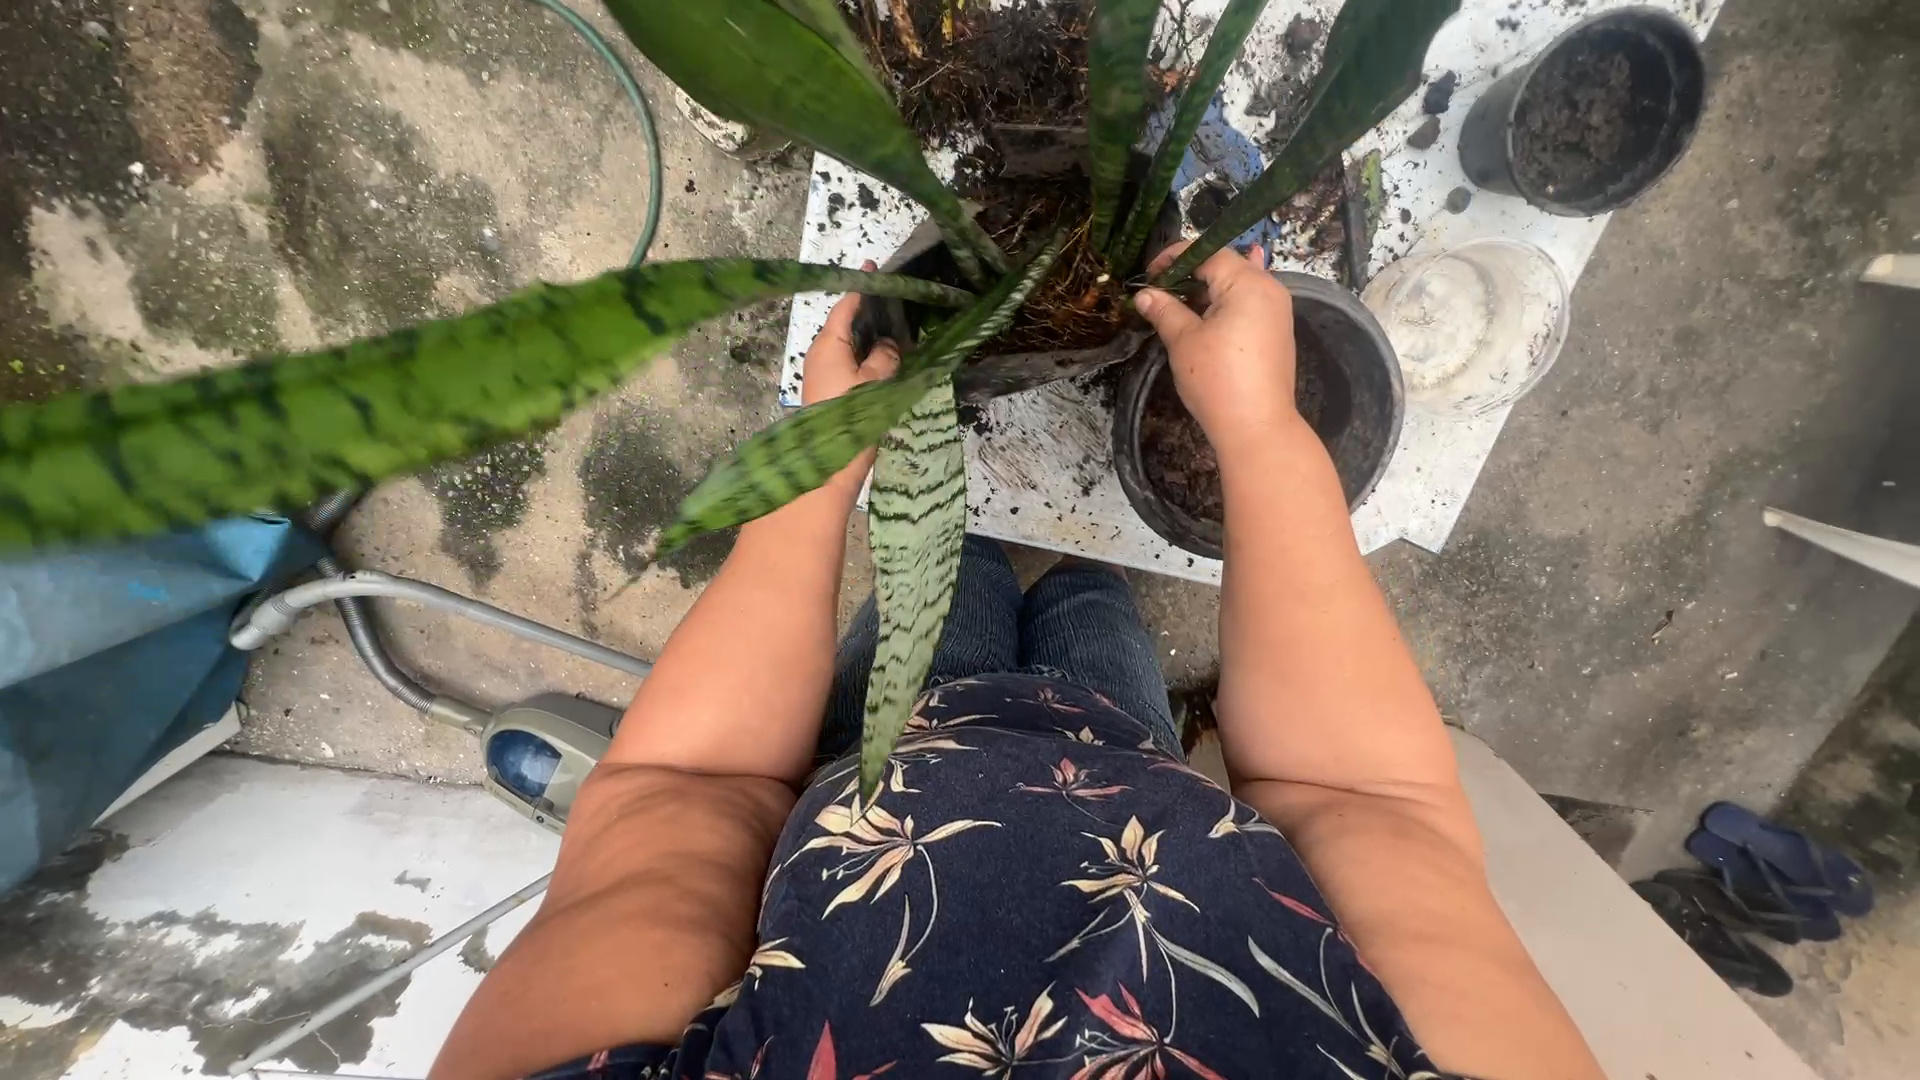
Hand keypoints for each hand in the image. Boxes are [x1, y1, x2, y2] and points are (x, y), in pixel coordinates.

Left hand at [797, 265, 902, 497]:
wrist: (829, 463)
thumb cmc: (850, 416)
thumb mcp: (876, 382)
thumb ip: (886, 356)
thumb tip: (889, 345)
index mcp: (828, 344)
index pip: (845, 306)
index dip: (860, 287)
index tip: (873, 269)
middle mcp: (821, 353)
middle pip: (847, 325)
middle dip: (870, 315)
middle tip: (898, 306)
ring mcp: (823, 373)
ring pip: (850, 347)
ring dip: (871, 340)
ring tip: (900, 333)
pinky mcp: (828, 390)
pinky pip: (850, 364)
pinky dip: (867, 359)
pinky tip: (888, 362)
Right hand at [1133, 242, 1298, 455]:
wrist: (1255, 425)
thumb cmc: (1217, 379)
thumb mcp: (1183, 341)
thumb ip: (1164, 311)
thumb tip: (1144, 295)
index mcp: (1247, 283)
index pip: (1209, 253)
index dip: (1176, 257)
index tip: (1149, 273)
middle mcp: (1269, 289)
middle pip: (1226, 266)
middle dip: (1191, 275)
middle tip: (1160, 292)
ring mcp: (1277, 311)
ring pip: (1237, 287)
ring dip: (1206, 293)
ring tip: (1177, 308)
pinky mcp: (1276, 333)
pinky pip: (1247, 307)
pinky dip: (1223, 307)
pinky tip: (1205, 320)